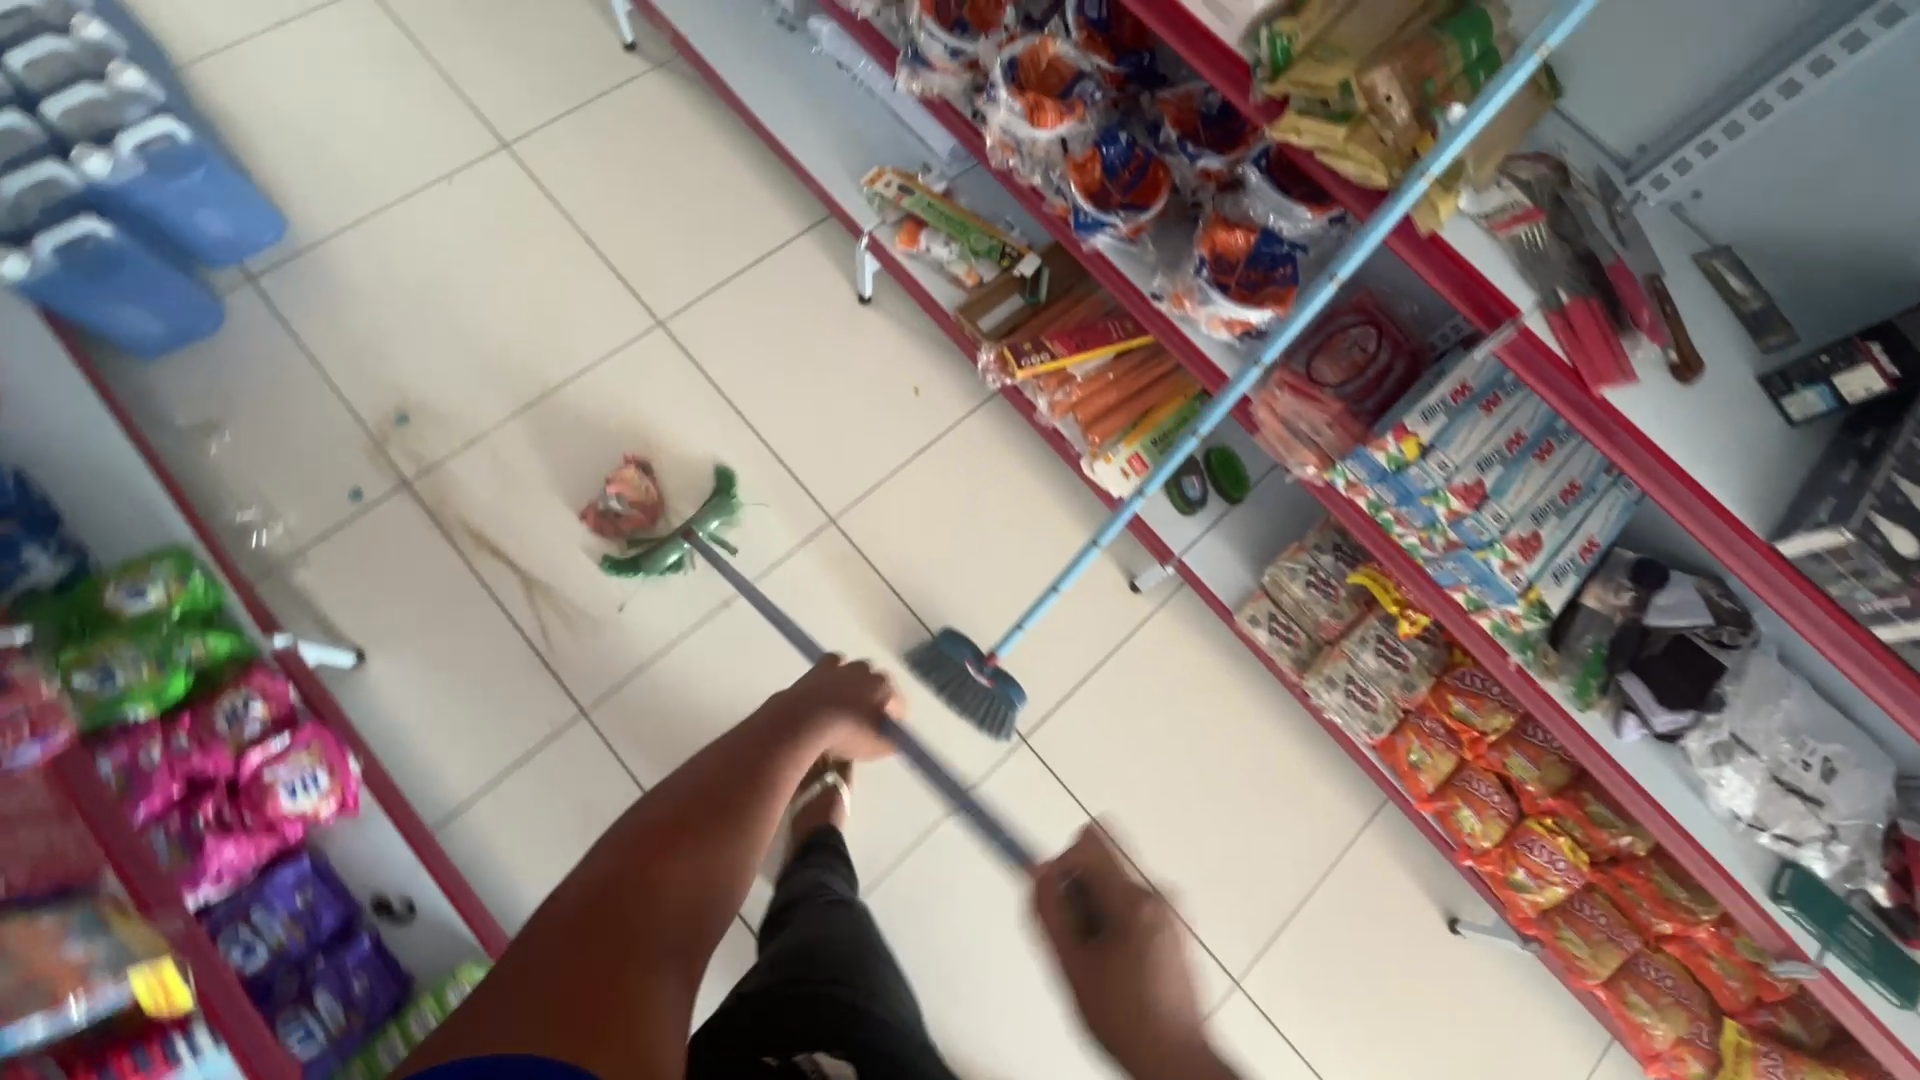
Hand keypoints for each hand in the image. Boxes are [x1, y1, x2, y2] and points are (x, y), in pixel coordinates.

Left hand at [777, 655, 899, 761]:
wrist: (805, 720)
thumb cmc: (846, 734)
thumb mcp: (874, 748)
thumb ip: (888, 743)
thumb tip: (891, 741)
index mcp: (884, 688)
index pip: (898, 702)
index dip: (896, 717)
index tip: (891, 729)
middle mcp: (867, 672)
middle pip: (878, 681)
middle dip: (876, 696)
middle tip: (869, 715)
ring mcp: (842, 667)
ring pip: (856, 668)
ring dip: (857, 681)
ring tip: (849, 698)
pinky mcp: (819, 668)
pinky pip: (832, 663)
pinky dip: (834, 672)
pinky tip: (830, 685)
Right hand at [1032, 825, 1229, 1079]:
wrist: (1174, 1060)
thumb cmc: (1123, 1018)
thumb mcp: (1071, 965)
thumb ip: (1050, 911)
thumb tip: (1038, 870)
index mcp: (1134, 899)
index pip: (1089, 840)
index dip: (1063, 862)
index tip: (1056, 900)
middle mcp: (1158, 892)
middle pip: (1101, 862)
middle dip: (1079, 893)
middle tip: (1077, 941)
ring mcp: (1171, 907)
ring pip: (1114, 884)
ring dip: (1096, 910)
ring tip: (1097, 959)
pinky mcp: (1175, 922)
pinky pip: (1131, 901)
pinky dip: (1114, 921)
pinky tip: (1115, 963)